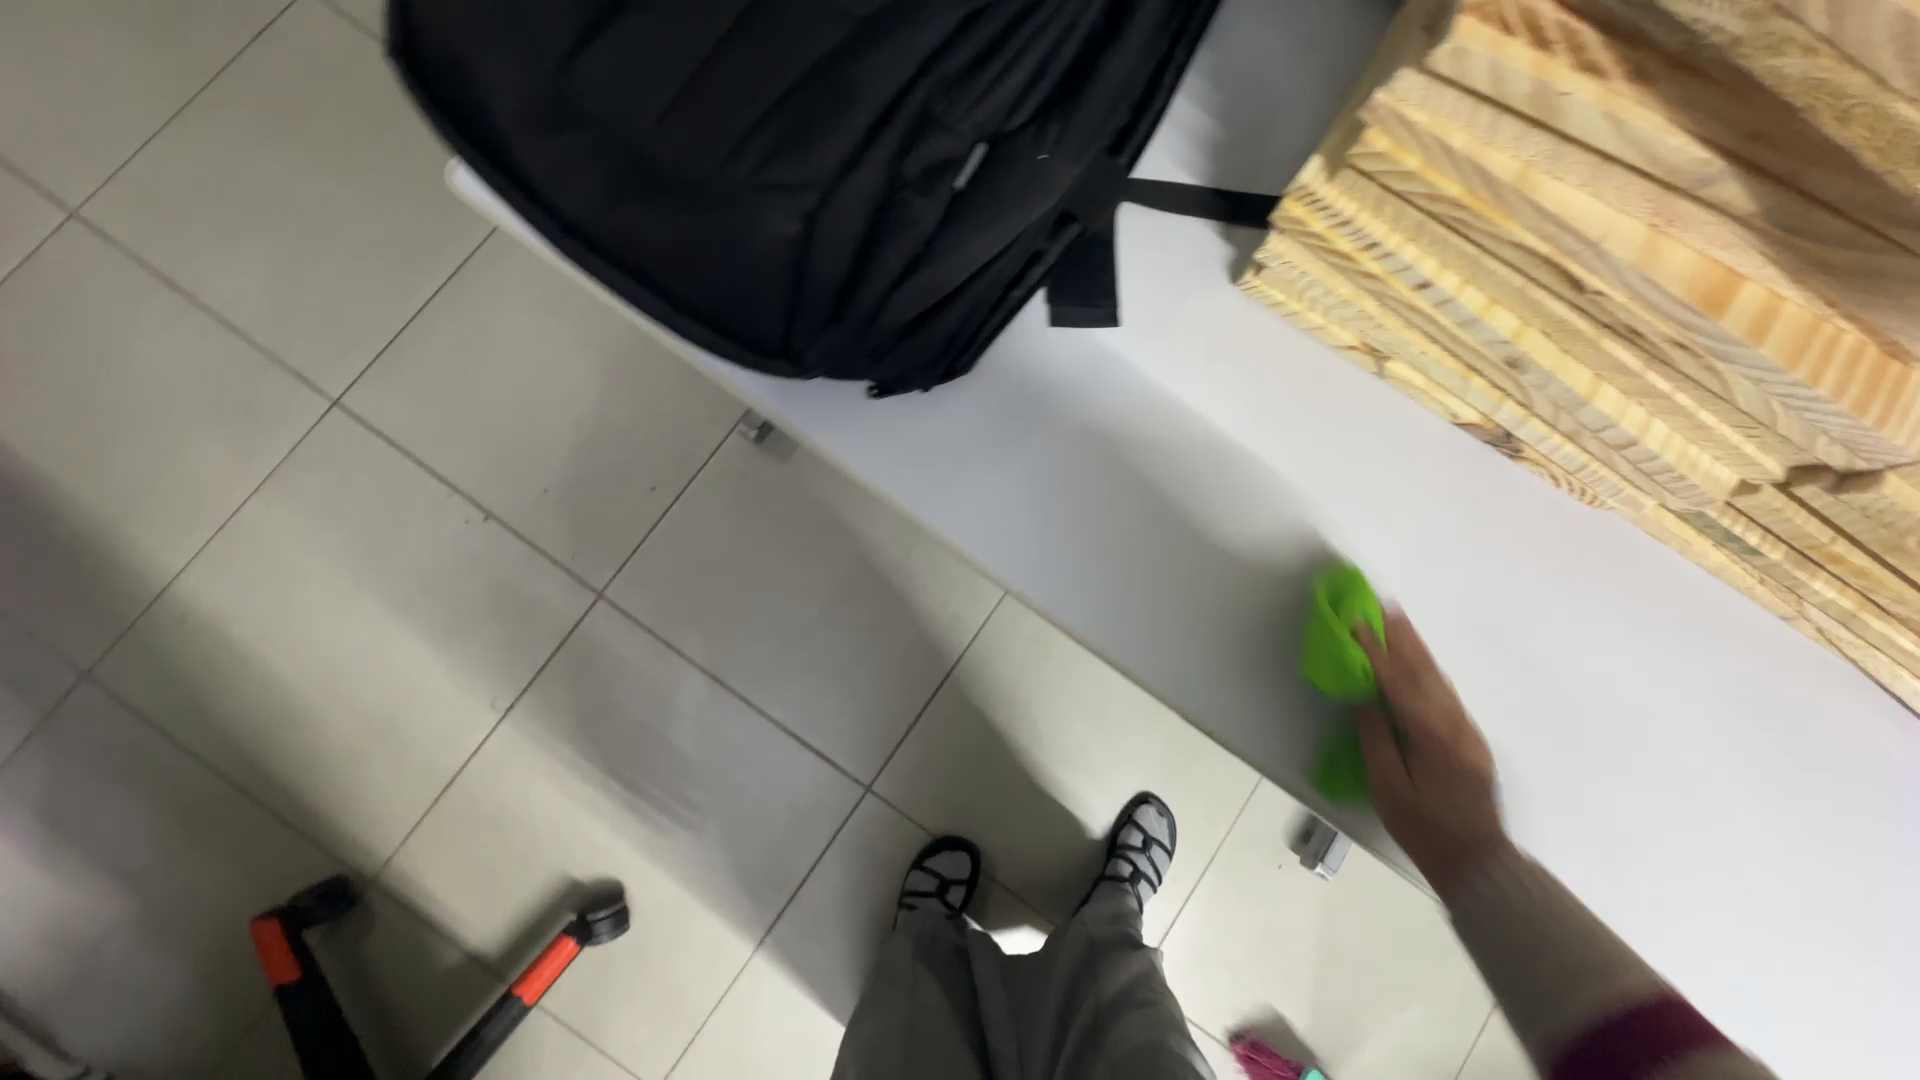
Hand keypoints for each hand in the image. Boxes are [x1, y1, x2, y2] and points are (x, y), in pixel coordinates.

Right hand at [1353, 609, 1508, 892]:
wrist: (1478, 861)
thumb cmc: (1423, 827)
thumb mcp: (1388, 787)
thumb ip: (1376, 739)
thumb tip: (1362, 698)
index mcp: (1431, 737)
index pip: (1398, 684)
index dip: (1376, 652)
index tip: (1358, 624)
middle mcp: (1454, 726)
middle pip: (1424, 673)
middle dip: (1402, 638)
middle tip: (1385, 606)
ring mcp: (1467, 732)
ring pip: (1438, 681)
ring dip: (1417, 649)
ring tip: (1400, 623)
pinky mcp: (1470, 741)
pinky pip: (1445, 694)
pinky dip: (1428, 671)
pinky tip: (1419, 662)